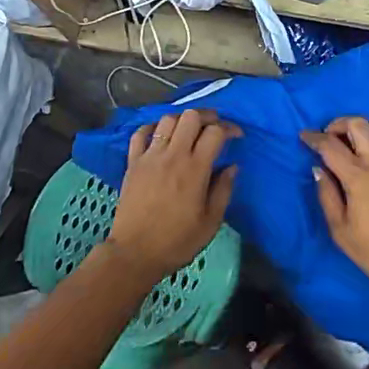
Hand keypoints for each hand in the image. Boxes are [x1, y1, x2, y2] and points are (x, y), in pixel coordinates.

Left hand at [108, 110, 239, 282]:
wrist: (135, 252)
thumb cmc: (177, 241)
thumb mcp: (211, 222)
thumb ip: (223, 190)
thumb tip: (232, 167)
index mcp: (195, 169)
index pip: (215, 132)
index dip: (229, 128)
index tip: (236, 136)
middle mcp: (172, 155)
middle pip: (190, 117)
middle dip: (206, 116)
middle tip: (214, 126)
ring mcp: (149, 156)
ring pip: (166, 120)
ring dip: (181, 120)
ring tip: (189, 129)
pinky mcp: (132, 162)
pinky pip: (140, 133)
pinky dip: (152, 128)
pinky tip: (160, 134)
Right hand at [304, 117, 368, 296]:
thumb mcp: (340, 231)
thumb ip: (327, 196)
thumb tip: (319, 170)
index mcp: (358, 177)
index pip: (329, 146)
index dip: (313, 137)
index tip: (304, 136)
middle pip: (358, 124)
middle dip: (339, 124)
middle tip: (332, 137)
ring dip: (368, 128)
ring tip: (360, 143)